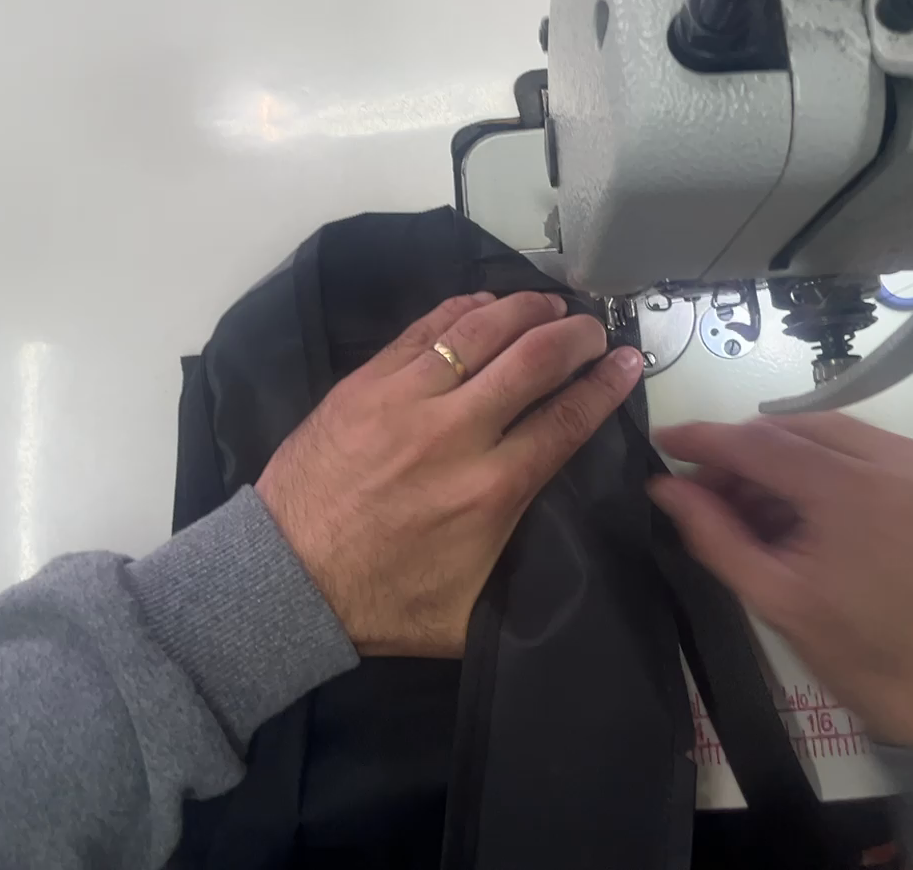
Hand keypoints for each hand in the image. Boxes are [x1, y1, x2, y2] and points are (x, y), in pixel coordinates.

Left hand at [257, 291, 645, 657]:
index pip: (565, 420)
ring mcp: (406, 400)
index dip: (604, 386)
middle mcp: (455, 434)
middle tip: (593, 328)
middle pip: (532, 362)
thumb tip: (559, 523)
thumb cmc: (381, 600)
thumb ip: (522, 563)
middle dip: (575, 337)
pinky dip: (461, 309)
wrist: (285, 578)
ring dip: (524, 309)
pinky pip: (422, 329)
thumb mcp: (471, 609)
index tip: (627, 363)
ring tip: (550, 302)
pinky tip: (485, 303)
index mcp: (490, 491)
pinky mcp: (365, 383)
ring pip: (480, 333)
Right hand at [649, 414, 912, 745]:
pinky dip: (822, 467)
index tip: (664, 438)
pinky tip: (800, 507)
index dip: (705, 437)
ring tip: (752, 506)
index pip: (761, 443)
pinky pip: (864, 450)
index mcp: (858, 491)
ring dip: (780, 459)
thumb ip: (711, 533)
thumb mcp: (775, 598)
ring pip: (829, 433)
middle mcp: (901, 458)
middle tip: (706, 489)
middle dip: (742, 453)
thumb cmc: (868, 658)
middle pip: (794, 429)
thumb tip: (664, 486)